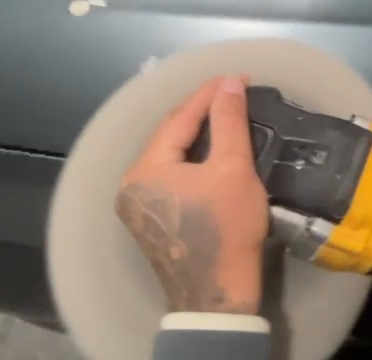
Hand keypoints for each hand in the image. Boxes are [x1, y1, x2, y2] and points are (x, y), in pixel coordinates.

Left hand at [115, 75, 270, 313]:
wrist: (219, 294)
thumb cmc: (226, 228)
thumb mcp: (233, 167)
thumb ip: (229, 121)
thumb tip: (230, 84)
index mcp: (144, 171)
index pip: (179, 118)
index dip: (210, 93)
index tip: (239, 77)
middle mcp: (132, 185)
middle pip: (170, 133)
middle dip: (203, 109)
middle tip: (235, 91)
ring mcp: (138, 205)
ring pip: (171, 152)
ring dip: (199, 131)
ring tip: (229, 112)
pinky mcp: (152, 218)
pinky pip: (172, 171)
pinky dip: (193, 154)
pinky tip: (215, 146)